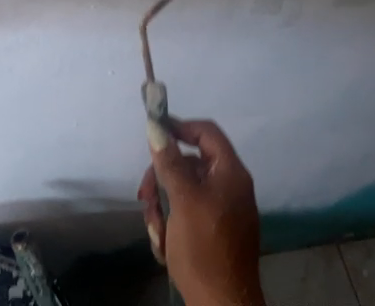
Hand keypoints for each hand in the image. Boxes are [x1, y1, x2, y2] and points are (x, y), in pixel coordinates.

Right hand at [138, 119, 264, 305]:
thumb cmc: (204, 248)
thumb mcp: (183, 201)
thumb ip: (170, 162)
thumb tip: (156, 126)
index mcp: (230, 173)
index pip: (205, 132)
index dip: (179, 127)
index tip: (152, 132)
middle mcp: (229, 187)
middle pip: (189, 163)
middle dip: (162, 178)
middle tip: (144, 196)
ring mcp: (222, 211)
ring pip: (183, 191)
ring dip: (162, 206)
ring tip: (155, 229)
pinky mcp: (213, 232)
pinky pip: (187, 214)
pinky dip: (172, 224)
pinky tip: (163, 244)